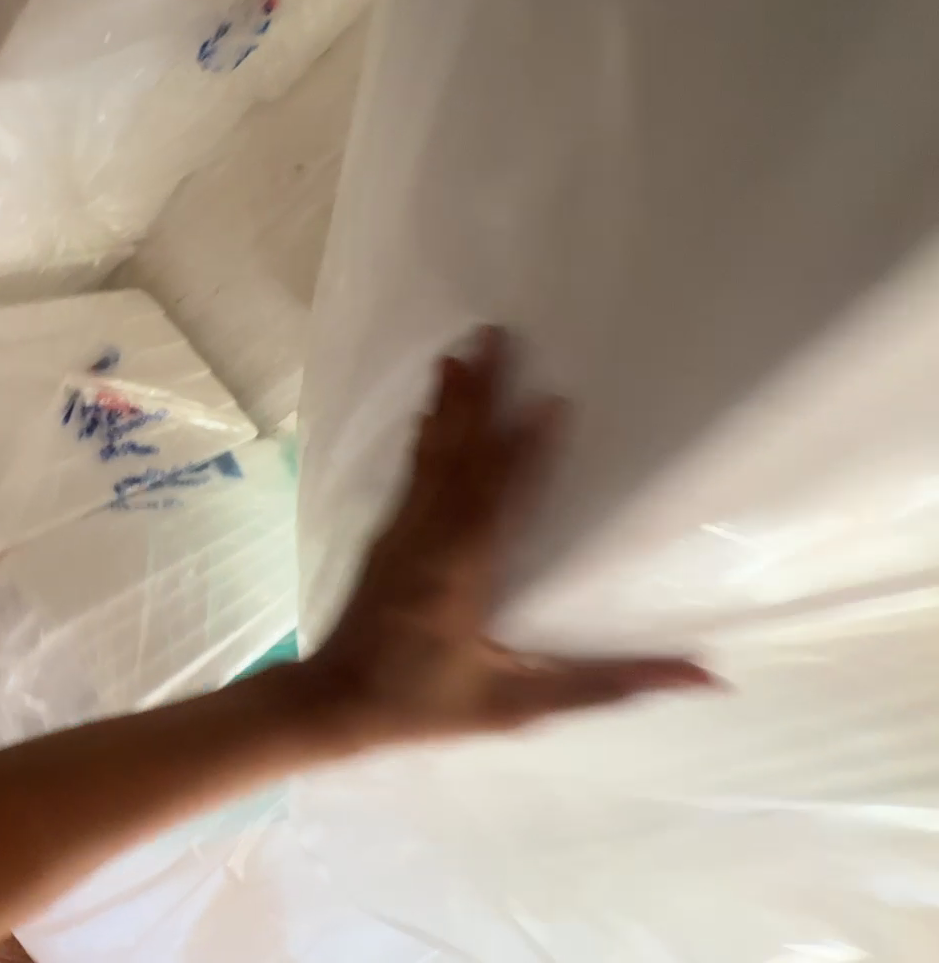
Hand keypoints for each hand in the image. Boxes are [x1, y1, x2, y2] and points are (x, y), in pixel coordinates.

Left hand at [296, 327, 718, 745]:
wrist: (334, 698)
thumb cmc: (422, 703)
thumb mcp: (516, 704)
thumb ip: (605, 684)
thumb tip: (708, 671)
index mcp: (457, 574)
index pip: (497, 500)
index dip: (525, 451)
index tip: (548, 400)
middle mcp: (423, 540)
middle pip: (456, 459)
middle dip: (475, 398)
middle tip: (489, 337)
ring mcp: (397, 534)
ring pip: (428, 460)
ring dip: (446, 407)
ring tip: (456, 355)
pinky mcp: (384, 538)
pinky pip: (411, 476)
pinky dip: (425, 440)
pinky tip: (429, 417)